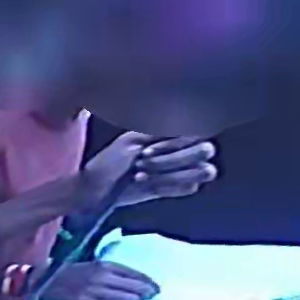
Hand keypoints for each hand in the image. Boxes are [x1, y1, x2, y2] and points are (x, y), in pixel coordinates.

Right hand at [43, 261, 158, 299]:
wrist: (41, 279)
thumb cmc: (68, 271)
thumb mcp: (91, 265)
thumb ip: (111, 271)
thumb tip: (135, 281)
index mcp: (104, 265)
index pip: (135, 274)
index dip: (149, 282)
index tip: (156, 288)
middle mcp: (101, 277)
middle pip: (133, 287)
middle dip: (145, 292)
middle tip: (151, 296)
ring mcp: (92, 290)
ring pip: (123, 298)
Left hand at [74, 134, 216, 210]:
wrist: (94, 189)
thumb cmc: (109, 163)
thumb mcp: (131, 140)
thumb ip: (163, 128)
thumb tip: (190, 110)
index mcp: (177, 135)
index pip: (202, 132)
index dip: (175, 143)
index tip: (144, 151)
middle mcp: (187, 150)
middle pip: (204, 151)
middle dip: (168, 160)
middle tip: (139, 164)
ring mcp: (186, 170)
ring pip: (203, 171)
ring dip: (169, 175)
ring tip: (140, 176)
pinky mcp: (180, 188)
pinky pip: (190, 187)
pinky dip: (167, 187)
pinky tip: (147, 186)